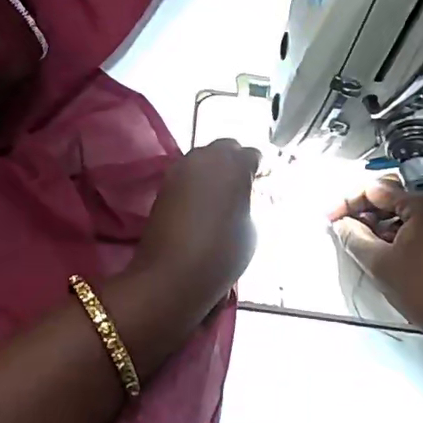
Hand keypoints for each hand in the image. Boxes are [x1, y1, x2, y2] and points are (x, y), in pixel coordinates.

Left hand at [133, 139, 261, 300]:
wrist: (172, 274)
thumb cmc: (222, 252)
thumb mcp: (250, 228)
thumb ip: (246, 202)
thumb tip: (238, 197)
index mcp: (234, 163)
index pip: (252, 155)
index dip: (256, 171)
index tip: (258, 186)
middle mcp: (205, 157)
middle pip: (224, 148)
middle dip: (233, 163)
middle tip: (239, 188)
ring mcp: (180, 168)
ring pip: (202, 159)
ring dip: (212, 171)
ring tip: (219, 197)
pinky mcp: (163, 185)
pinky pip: (186, 174)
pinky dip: (195, 183)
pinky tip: (200, 205)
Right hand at [329, 180, 422, 342]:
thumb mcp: (381, 265)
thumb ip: (354, 238)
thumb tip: (345, 227)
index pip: (376, 189)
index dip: (348, 203)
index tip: (334, 216)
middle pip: (393, 201)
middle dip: (366, 217)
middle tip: (348, 233)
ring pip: (408, 219)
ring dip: (384, 231)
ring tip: (370, 254)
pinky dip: (403, 243)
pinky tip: (394, 265)